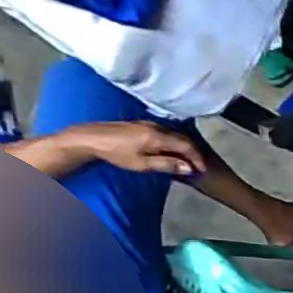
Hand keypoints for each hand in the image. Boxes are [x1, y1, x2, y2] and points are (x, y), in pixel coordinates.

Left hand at [65, 121, 206, 176]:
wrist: (90, 138)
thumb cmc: (116, 153)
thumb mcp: (142, 164)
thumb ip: (167, 164)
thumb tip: (188, 167)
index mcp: (158, 136)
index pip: (186, 145)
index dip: (197, 157)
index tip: (202, 169)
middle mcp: (157, 127)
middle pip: (183, 138)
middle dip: (193, 152)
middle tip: (197, 165)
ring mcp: (149, 123)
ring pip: (175, 134)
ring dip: (184, 147)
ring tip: (186, 159)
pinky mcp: (142, 124)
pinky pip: (166, 132)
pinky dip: (174, 142)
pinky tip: (171, 150)